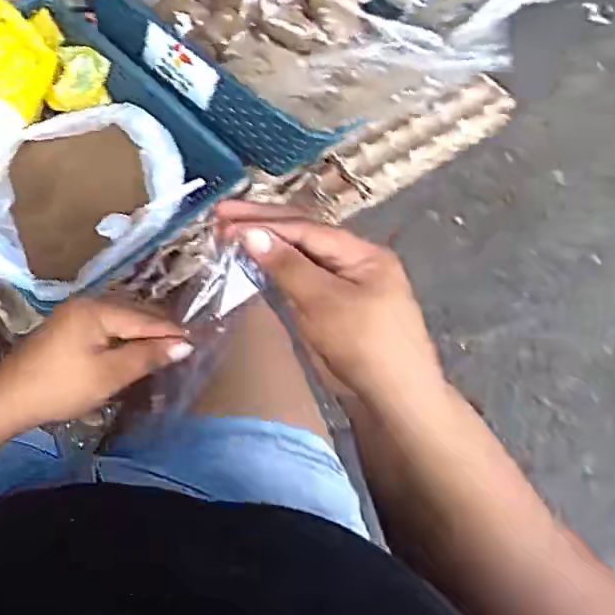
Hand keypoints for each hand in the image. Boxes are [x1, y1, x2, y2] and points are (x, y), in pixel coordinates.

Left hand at [0, 297, 191, 426]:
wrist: (8, 397)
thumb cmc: (61, 386)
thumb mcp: (109, 375)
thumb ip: (146, 357)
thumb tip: (183, 344)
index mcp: (96, 309)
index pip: (145, 318)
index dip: (172, 331)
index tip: (199, 340)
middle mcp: (85, 303)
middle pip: (132, 313)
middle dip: (159, 328)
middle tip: (187, 345)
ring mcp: (73, 315)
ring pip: (118, 319)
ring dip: (141, 333)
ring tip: (166, 348)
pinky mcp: (66, 329)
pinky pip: (105, 326)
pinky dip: (123, 337)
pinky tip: (133, 349)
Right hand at [215, 201, 445, 412]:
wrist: (394, 399)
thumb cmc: (363, 345)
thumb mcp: (322, 302)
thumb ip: (287, 265)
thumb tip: (251, 234)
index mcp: (363, 254)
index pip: (306, 228)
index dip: (263, 223)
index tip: (224, 221)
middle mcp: (356, 262)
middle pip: (304, 235)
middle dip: (262, 223)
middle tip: (220, 215)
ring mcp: (345, 285)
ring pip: (301, 256)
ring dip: (266, 244)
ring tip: (230, 232)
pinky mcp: (334, 307)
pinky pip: (301, 277)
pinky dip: (275, 267)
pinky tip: (255, 261)